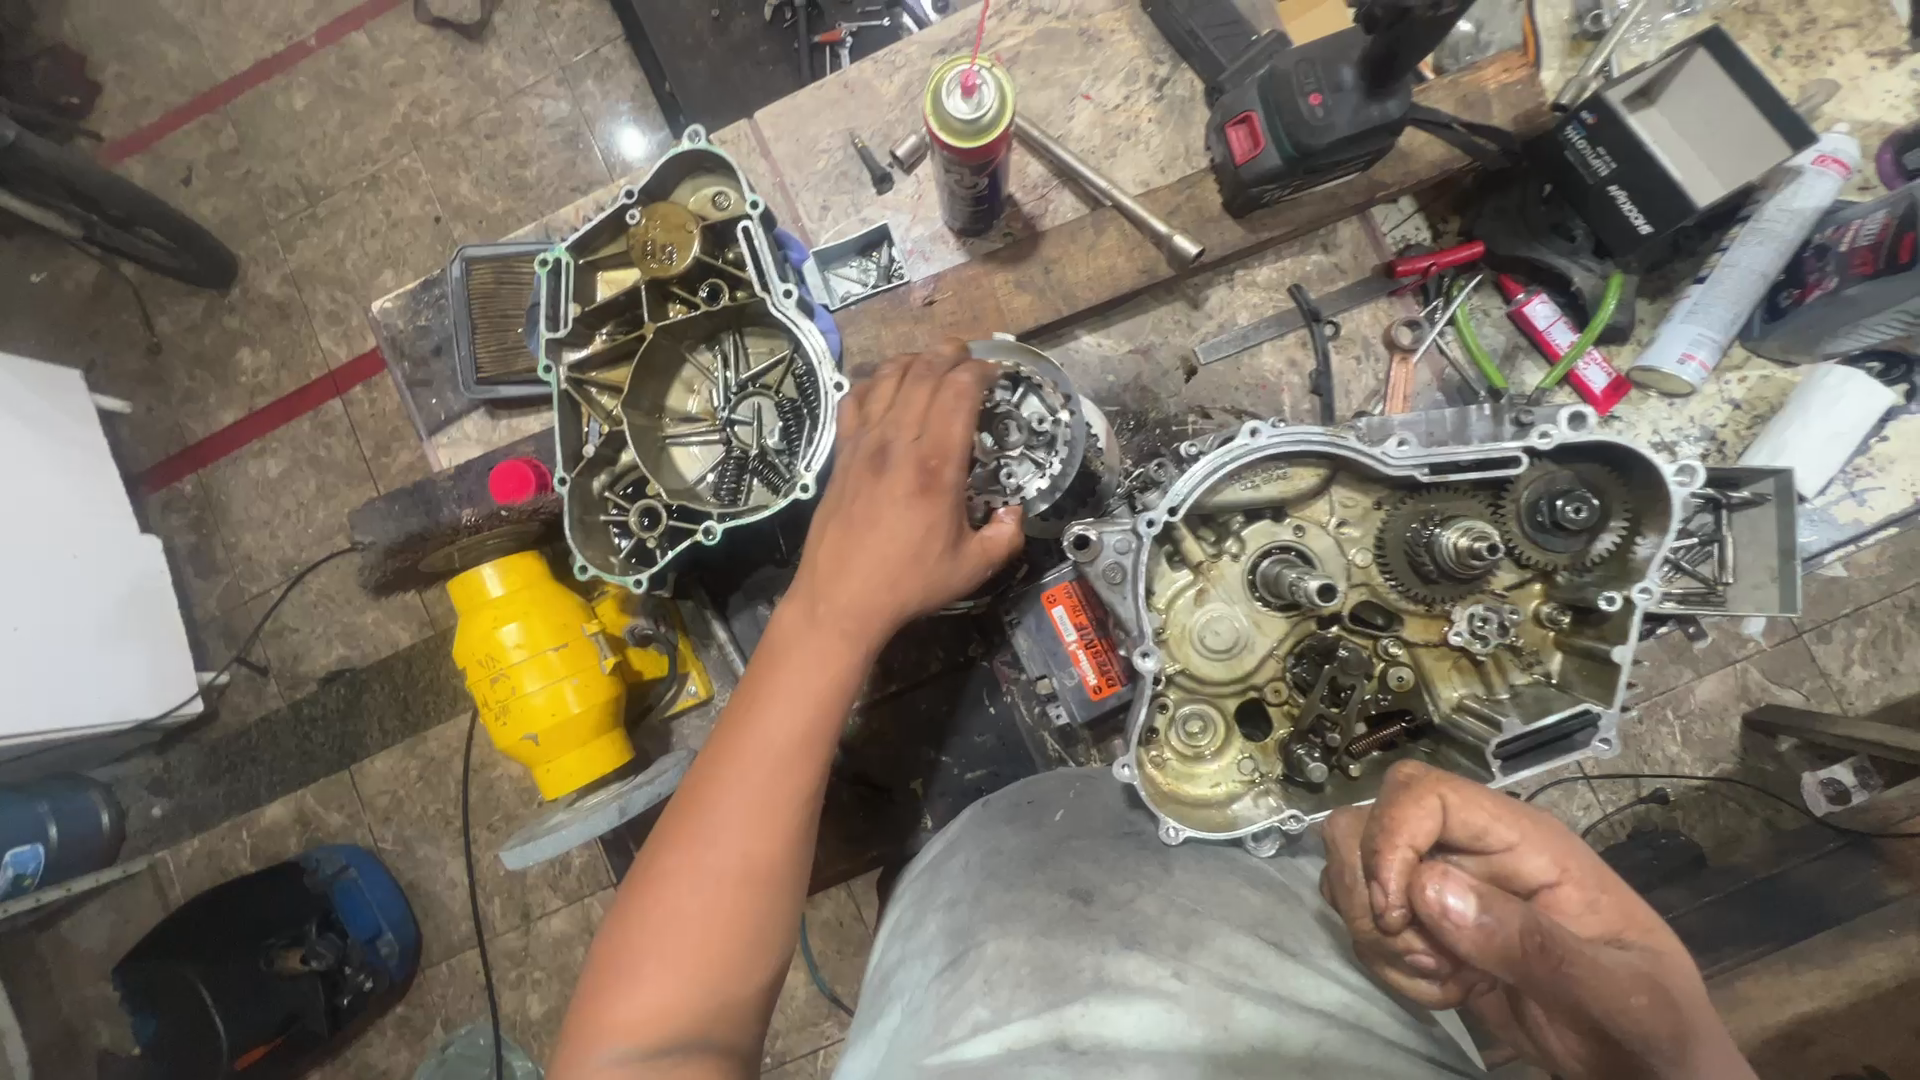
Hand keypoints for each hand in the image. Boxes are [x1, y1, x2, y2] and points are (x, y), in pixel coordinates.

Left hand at [785, 340, 1024, 650]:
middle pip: (923, 372)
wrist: (840, 599)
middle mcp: (898, 442)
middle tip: (969, 354)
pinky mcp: (841, 455)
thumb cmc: (908, 583)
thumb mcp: (973, 567)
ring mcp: (863, 444)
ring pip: (887, 378)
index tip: (995, 372)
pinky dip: (873, 382)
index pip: (959, 392)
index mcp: (936, 465)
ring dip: (914, 359)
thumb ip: (1006, 537)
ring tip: (932, 360)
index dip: (980, 371)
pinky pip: (855, 400)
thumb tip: (1015, 513)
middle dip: (951, 354)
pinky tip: (885, 387)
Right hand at [1320, 761, 1753, 1079]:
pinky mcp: (1420, 920)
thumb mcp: (1620, 997)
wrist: (1642, 1073)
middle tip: (1423, 955)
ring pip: (1350, 868)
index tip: (1394, 912)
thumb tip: (1426, 888)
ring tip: (1440, 977)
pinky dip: (1382, 958)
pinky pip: (1360, 915)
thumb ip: (1533, 944)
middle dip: (1372, 894)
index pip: (1421, 791)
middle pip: (1365, 822)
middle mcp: (1466, 846)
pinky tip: (1438, 986)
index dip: (1389, 836)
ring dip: (1378, 934)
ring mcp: (1438, 881)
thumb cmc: (1649, 1031)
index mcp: (1520, 839)